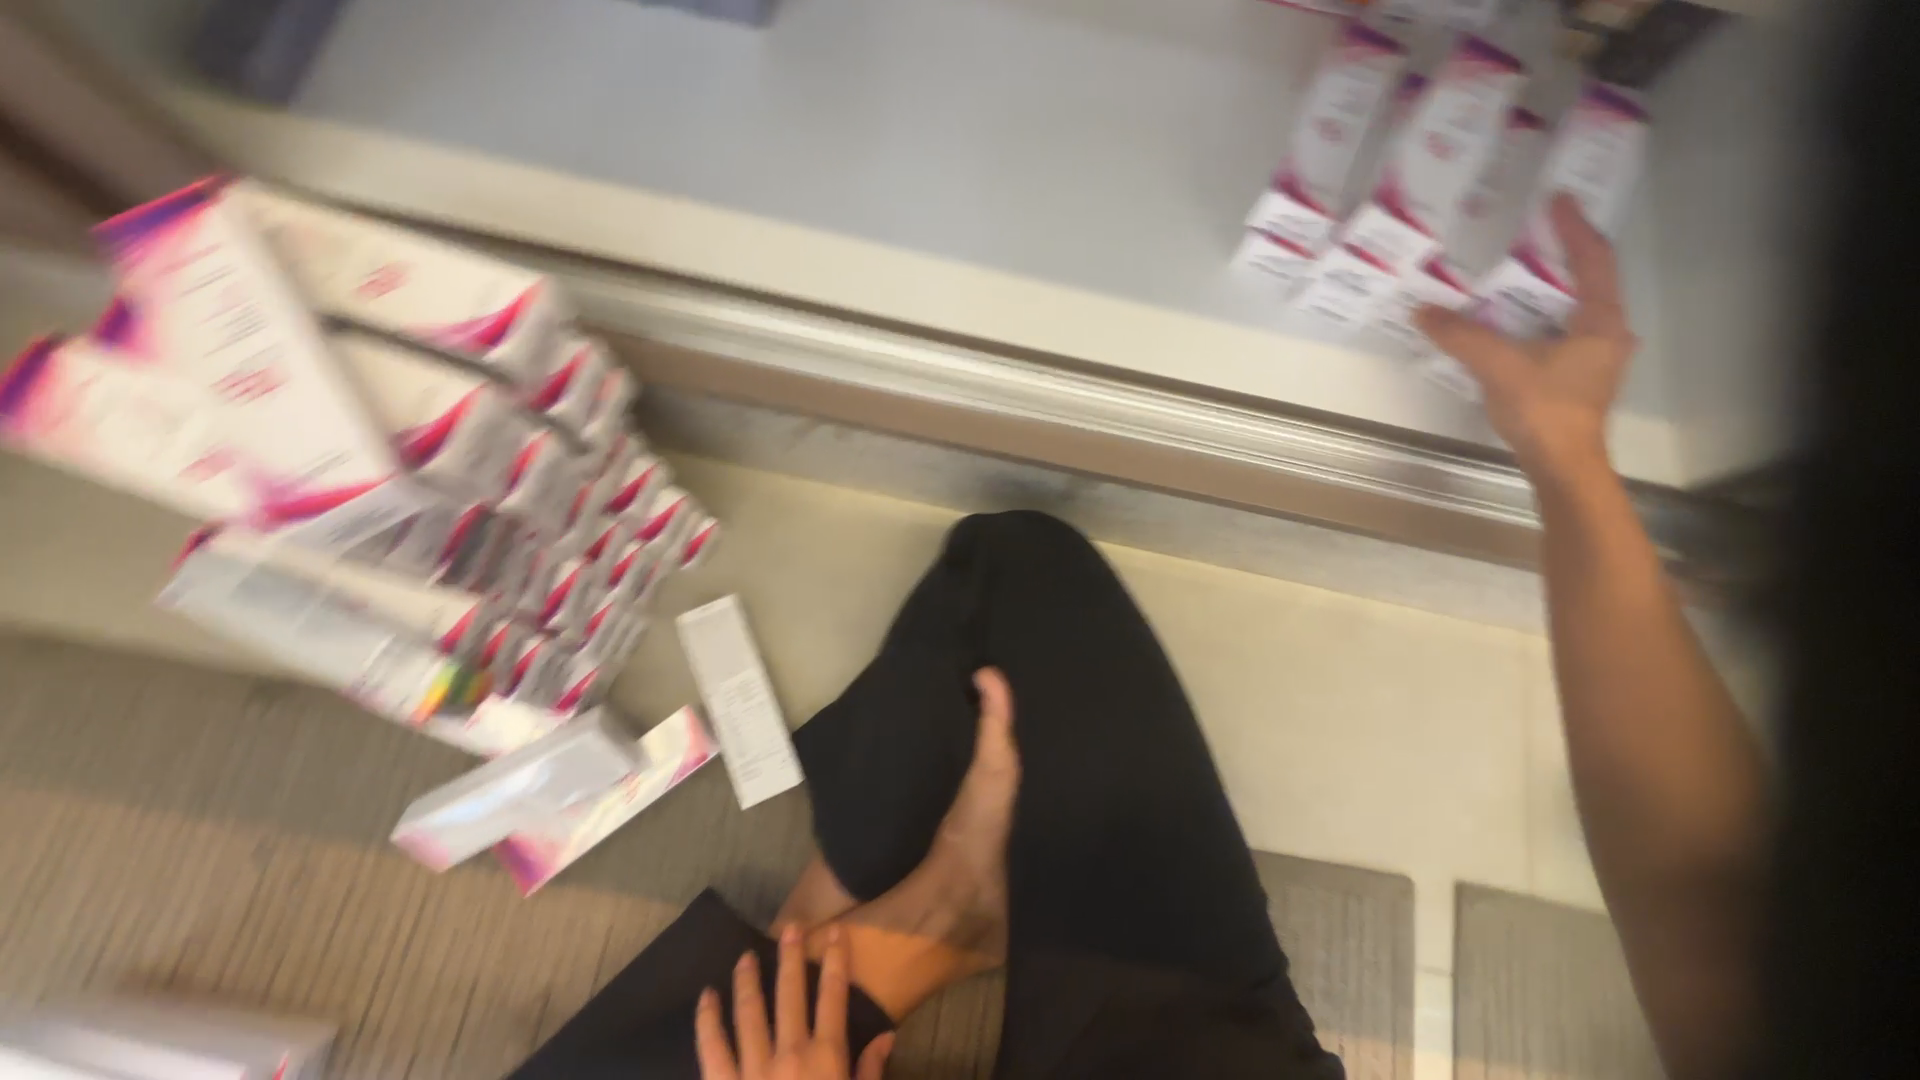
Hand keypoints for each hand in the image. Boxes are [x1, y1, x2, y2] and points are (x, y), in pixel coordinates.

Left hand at [696, 923, 895, 1079]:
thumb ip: (870, 1073)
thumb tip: (885, 1036)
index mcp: (826, 1058)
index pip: (833, 997)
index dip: (836, 962)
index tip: (836, 933)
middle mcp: (790, 1055)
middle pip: (790, 994)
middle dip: (791, 958)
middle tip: (791, 927)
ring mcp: (752, 1071)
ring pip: (749, 1012)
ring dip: (749, 980)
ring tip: (747, 956)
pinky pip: (711, 1048)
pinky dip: (707, 1019)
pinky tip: (706, 997)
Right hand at [1415, 193, 1638, 486]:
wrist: (1562, 465)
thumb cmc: (1544, 410)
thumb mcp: (1499, 367)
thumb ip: (1462, 336)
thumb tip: (1423, 311)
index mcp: (1601, 322)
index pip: (1593, 261)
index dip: (1574, 228)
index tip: (1556, 201)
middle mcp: (1608, 333)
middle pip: (1587, 283)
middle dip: (1559, 258)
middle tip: (1530, 236)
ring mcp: (1596, 358)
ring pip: (1572, 311)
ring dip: (1545, 291)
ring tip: (1515, 275)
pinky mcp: (1578, 377)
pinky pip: (1559, 333)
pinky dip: (1537, 319)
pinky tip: (1511, 323)